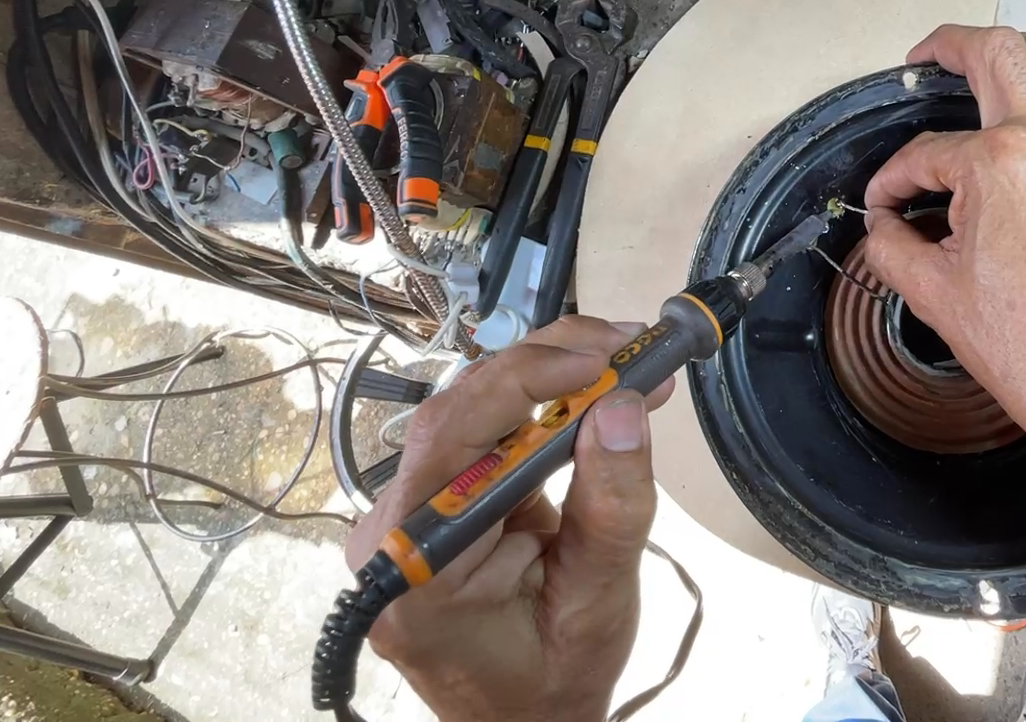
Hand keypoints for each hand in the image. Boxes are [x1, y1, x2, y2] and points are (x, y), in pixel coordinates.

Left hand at [344, 317, 672, 720]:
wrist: (523, 716)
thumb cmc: (558, 674)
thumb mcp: (601, 599)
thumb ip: (612, 507)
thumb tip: (623, 405)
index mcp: (418, 570)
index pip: (453, 440)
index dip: (526, 382)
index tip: (605, 358)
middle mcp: (397, 527)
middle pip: (462, 408)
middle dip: (549, 362)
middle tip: (628, 342)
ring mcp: (412, 509)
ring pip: (475, 404)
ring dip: (552, 369)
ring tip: (622, 353)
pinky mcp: (441, 495)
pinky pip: (489, 424)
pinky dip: (547, 394)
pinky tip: (591, 380)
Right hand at [861, 25, 1025, 468]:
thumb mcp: (937, 299)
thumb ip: (893, 247)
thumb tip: (884, 226)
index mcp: (1000, 165)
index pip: (925, 154)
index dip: (892, 180)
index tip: (886, 206)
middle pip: (999, 53)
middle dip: (950, 46)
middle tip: (927, 57)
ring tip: (1001, 64)